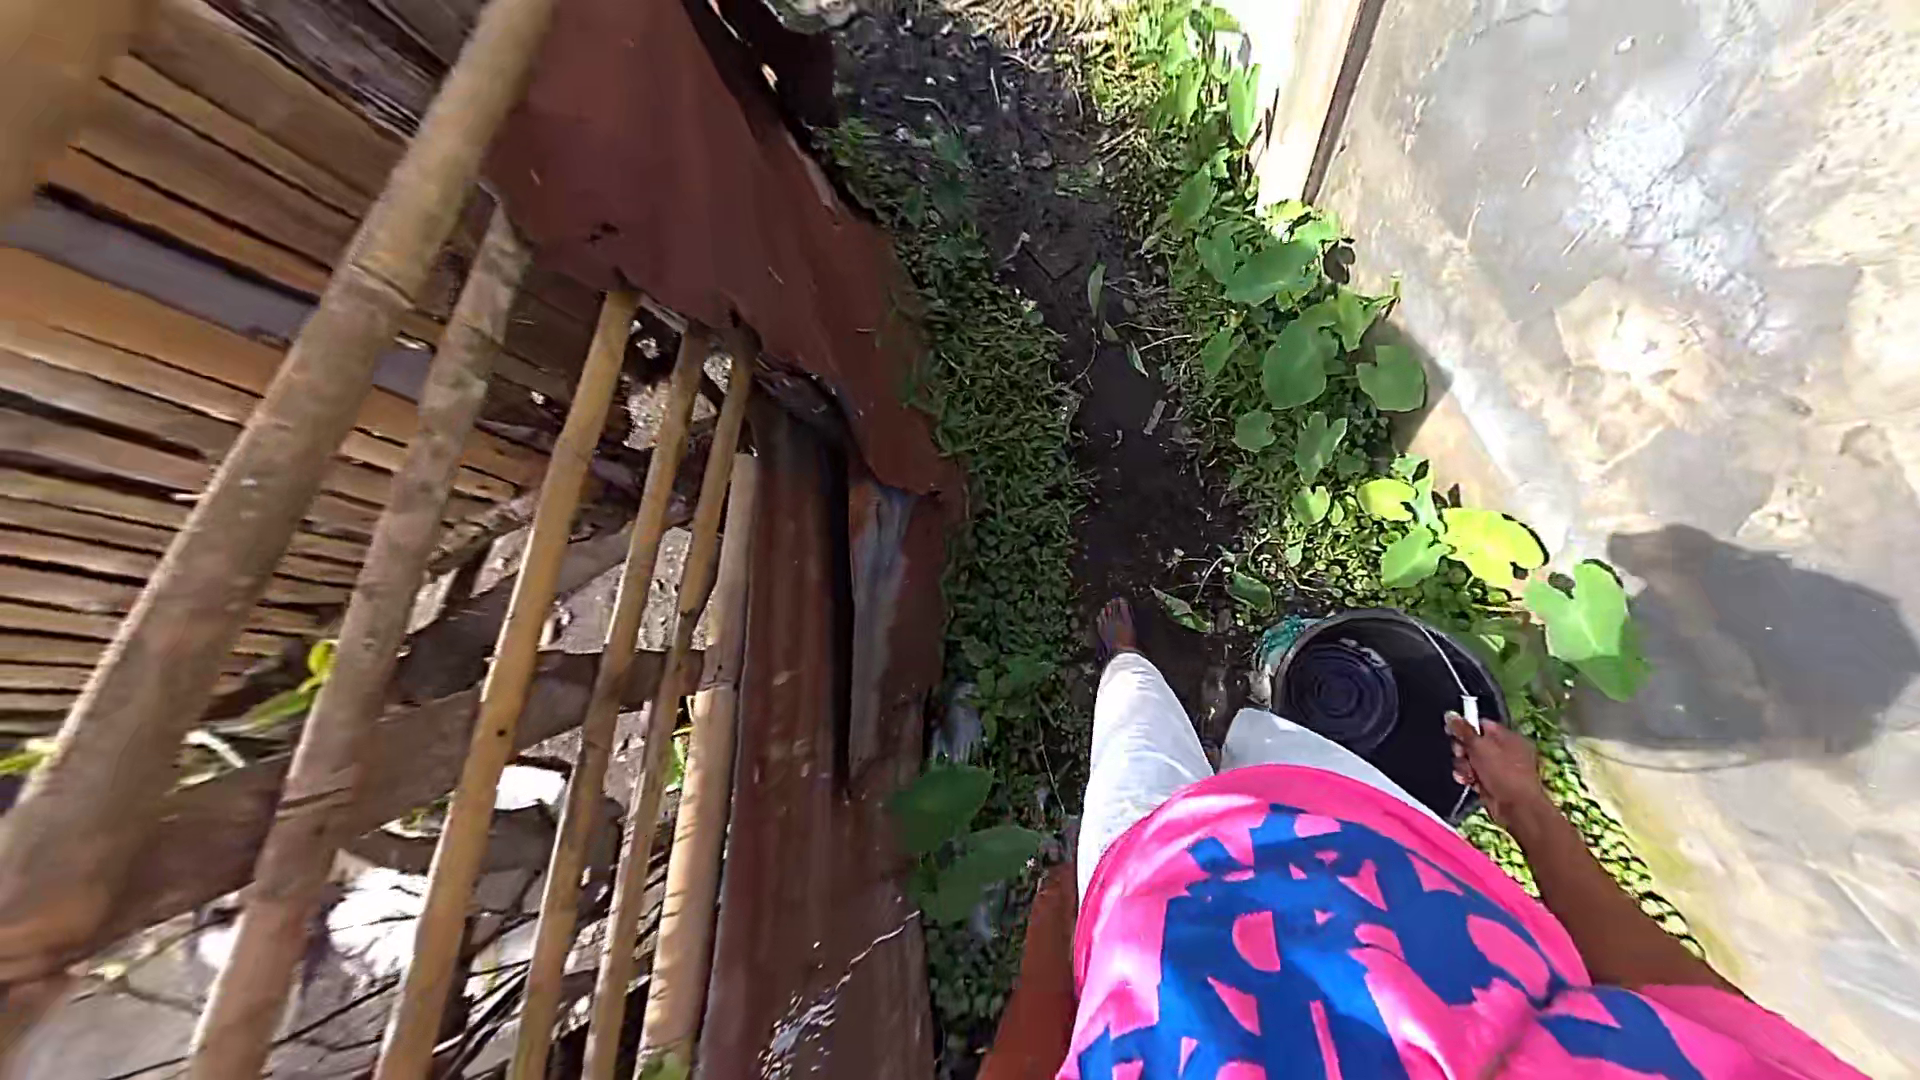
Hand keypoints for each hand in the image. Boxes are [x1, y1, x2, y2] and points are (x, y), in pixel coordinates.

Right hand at [1447, 713, 1552, 829]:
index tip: (1453, 733)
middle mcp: (1505, 751)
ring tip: (1468, 773)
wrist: (1517, 808)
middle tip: (1463, 755)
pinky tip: (1468, 781)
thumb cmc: (1503, 773)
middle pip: (1471, 741)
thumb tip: (1450, 715)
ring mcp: (1498, 767)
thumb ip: (1463, 729)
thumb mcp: (1479, 746)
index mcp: (1509, 738)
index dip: (1465, 728)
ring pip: (1468, 758)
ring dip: (1463, 765)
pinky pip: (1471, 772)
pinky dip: (1467, 776)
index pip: (1480, 724)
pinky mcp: (1491, 781)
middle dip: (1462, 750)